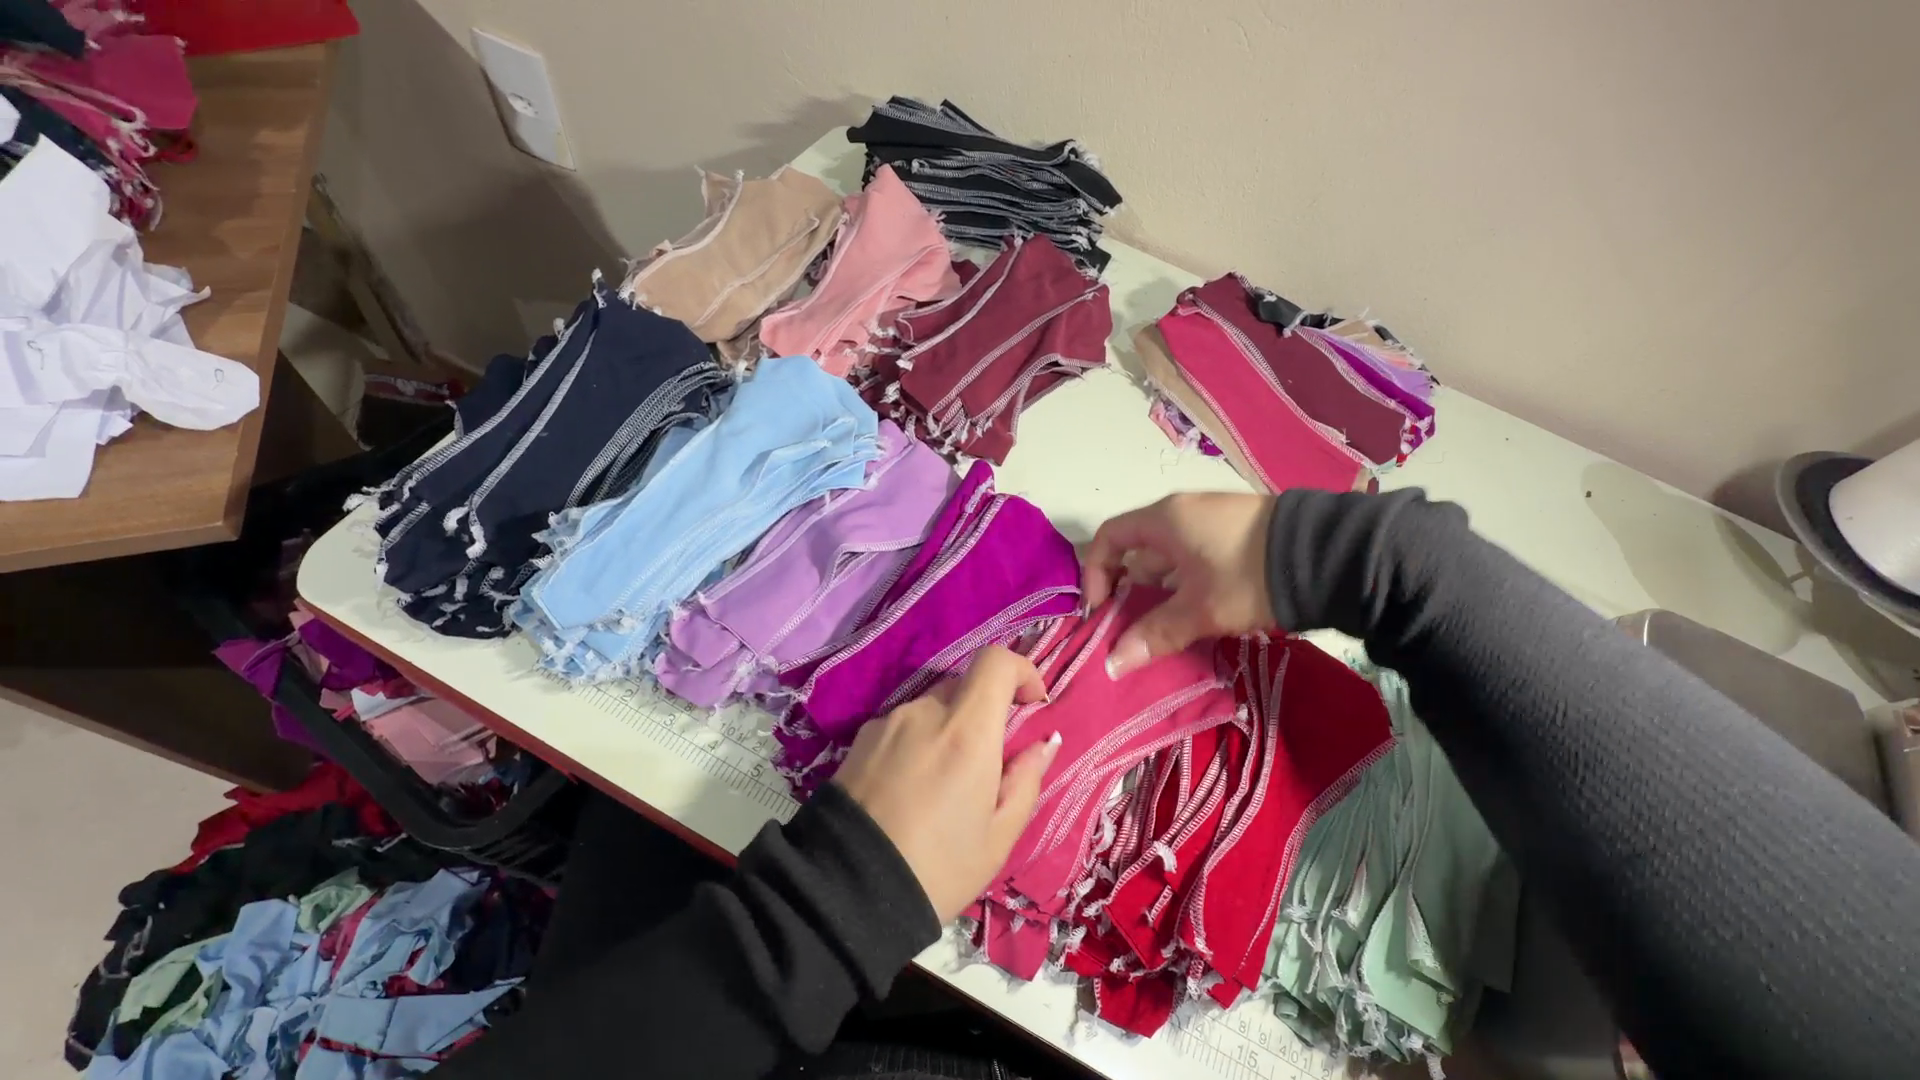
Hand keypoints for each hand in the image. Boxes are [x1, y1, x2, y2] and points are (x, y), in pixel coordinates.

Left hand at [833, 646, 1062, 922]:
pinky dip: (919, 742)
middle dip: (985, 711)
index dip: (1021, 670)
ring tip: (945, 787)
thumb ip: (1026, 780)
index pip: (995, 661)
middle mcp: (924, 713)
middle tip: (989, 764)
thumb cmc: (937, 868)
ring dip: (949, 730)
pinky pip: (902, 726)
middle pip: (964, 685)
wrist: (847, 893)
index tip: (1031, 703)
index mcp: (965, 732)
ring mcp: (886, 723)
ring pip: (932, 708)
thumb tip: (1044, 742)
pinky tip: (910, 790)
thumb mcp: (998, 836)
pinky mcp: (859, 740)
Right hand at [1081, 492, 1275, 677]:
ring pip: (1168, 560)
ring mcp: (1211, 523)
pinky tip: (1196, 617)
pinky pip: (1193, 561)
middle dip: (1129, 592)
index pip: (1109, 538)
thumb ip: (1154, 634)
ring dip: (1159, 594)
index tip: (1103, 609)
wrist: (1326, 556)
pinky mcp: (1236, 537)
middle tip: (1131, 629)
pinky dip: (1185, 587)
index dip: (1096, 573)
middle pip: (1137, 551)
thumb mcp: (1200, 609)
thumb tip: (1113, 664)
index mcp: (1164, 519)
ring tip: (1164, 630)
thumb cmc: (1247, 575)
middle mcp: (1182, 514)